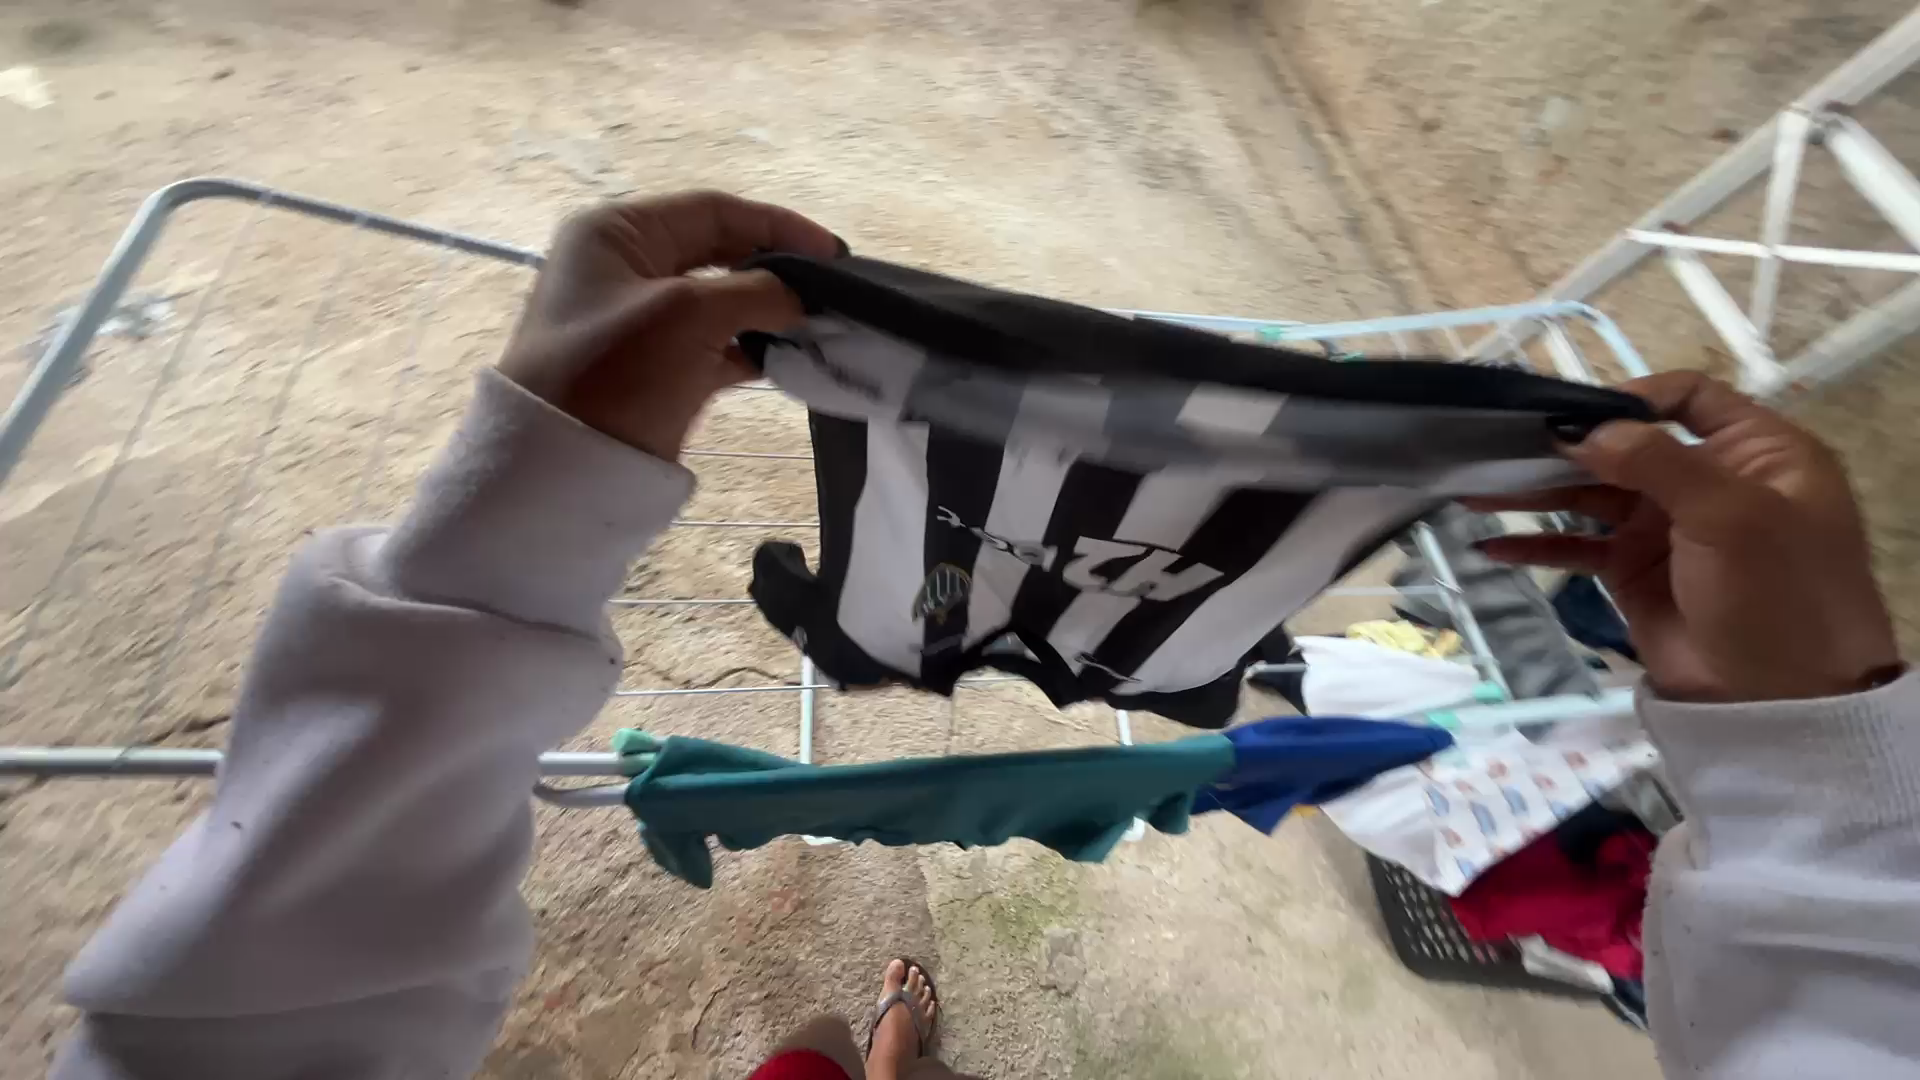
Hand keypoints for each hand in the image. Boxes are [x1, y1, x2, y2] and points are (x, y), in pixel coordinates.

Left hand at [498, 190, 840, 461]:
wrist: (568, 464)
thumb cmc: (618, 371)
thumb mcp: (689, 315)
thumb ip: (756, 293)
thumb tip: (802, 298)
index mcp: (620, 233)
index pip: (713, 212)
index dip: (777, 225)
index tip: (833, 252)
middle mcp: (630, 268)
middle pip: (721, 254)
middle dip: (777, 270)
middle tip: (830, 289)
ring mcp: (646, 321)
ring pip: (724, 303)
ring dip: (770, 312)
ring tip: (819, 323)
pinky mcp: (663, 366)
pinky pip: (719, 345)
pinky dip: (755, 349)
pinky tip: (791, 357)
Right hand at [1466, 371, 1900, 702]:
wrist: (1774, 696)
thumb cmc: (1775, 594)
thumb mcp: (1729, 516)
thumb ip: (1655, 463)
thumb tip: (1578, 430)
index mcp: (1753, 453)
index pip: (1688, 398)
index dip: (1629, 398)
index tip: (1569, 418)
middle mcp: (1704, 480)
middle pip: (1620, 447)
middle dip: (1559, 450)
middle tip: (1497, 453)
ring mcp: (1661, 525)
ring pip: (1584, 495)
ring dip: (1530, 495)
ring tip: (1472, 496)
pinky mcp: (1627, 565)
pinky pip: (1570, 545)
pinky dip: (1531, 545)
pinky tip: (1490, 547)